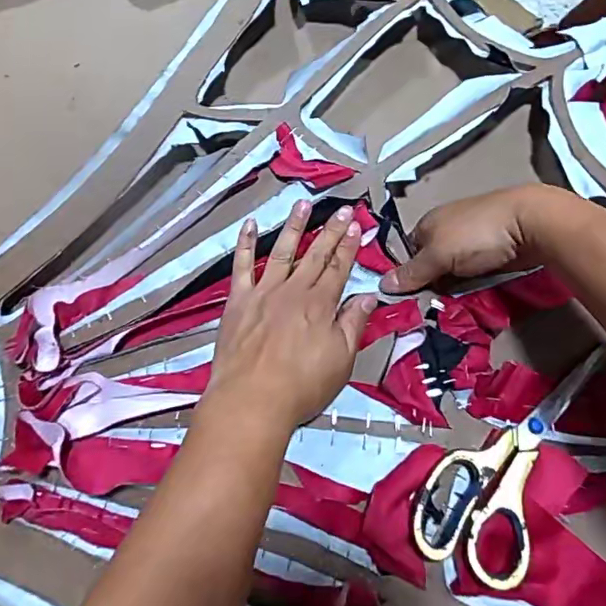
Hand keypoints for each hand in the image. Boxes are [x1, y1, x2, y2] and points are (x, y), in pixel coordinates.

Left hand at [202, 201, 377, 433]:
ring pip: (283, 251)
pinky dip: (246, 243)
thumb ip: (353, 324)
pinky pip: (242, 265)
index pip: (339, 268)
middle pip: (316, 254)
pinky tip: (251, 226)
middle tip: (342, 211)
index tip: (357, 227)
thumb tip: (367, 298)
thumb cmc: (299, 387)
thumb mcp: (341, 360)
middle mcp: (293, 292)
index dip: (349, 246)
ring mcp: (263, 293)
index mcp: (320, 305)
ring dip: (295, 226)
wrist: (251, 400)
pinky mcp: (238, 301)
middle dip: (331, 230)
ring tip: (303, 205)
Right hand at [381, 185, 558, 293]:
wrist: (531, 223)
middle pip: (429, 265)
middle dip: (428, 286)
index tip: (403, 300)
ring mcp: (470, 243)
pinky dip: (468, 288)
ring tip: (446, 310)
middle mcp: (446, 231)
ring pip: (451, 273)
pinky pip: (471, 276)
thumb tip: (382, 284)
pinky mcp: (491, 254)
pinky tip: (467, 301)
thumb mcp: (437, 254)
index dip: (404, 275)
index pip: (406, 253)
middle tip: (425, 310)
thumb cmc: (476, 233)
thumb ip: (412, 272)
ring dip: (449, 290)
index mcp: (427, 224)